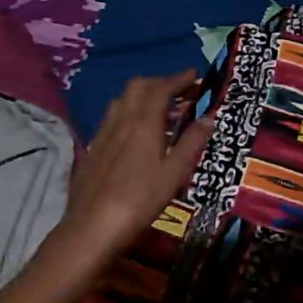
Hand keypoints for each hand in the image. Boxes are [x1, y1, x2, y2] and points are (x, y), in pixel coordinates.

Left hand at [63, 73, 214, 252]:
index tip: (194, 76)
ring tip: (161, 112)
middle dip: (159, 83)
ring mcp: (104, 134)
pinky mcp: (94, 149)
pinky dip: (129, 113)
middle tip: (179, 93)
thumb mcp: (175, 172)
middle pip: (138, 87)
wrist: (92, 226)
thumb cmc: (141, 199)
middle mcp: (121, 121)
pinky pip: (112, 118)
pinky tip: (137, 134)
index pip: (160, 89)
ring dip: (143, 97)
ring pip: (122, 101)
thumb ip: (192, 142)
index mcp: (143, 123)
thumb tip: (209, 118)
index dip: (178, 79)